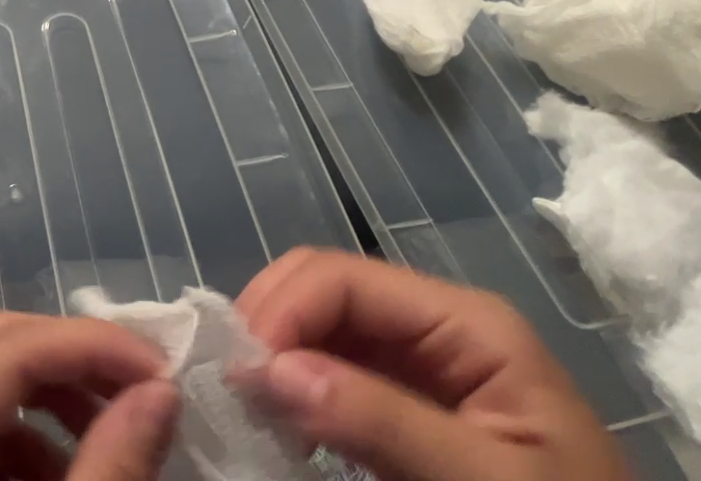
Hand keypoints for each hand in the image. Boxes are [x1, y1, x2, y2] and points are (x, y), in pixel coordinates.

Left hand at [0, 311, 180, 480]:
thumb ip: (110, 469)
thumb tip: (162, 391)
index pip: (9, 349)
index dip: (91, 345)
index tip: (162, 370)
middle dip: (79, 360)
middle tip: (150, 387)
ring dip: (63, 399)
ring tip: (122, 434)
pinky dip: (39, 439)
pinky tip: (78, 470)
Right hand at [235, 249, 632, 480]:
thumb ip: (382, 422)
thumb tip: (269, 370)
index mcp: (466, 321)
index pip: (343, 277)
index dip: (282, 311)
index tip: (241, 376)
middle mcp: (434, 322)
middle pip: (323, 285)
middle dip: (269, 323)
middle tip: (235, 389)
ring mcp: (417, 358)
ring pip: (318, 322)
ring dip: (274, 353)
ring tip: (249, 407)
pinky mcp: (403, 396)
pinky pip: (330, 365)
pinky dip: (292, 383)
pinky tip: (280, 420)